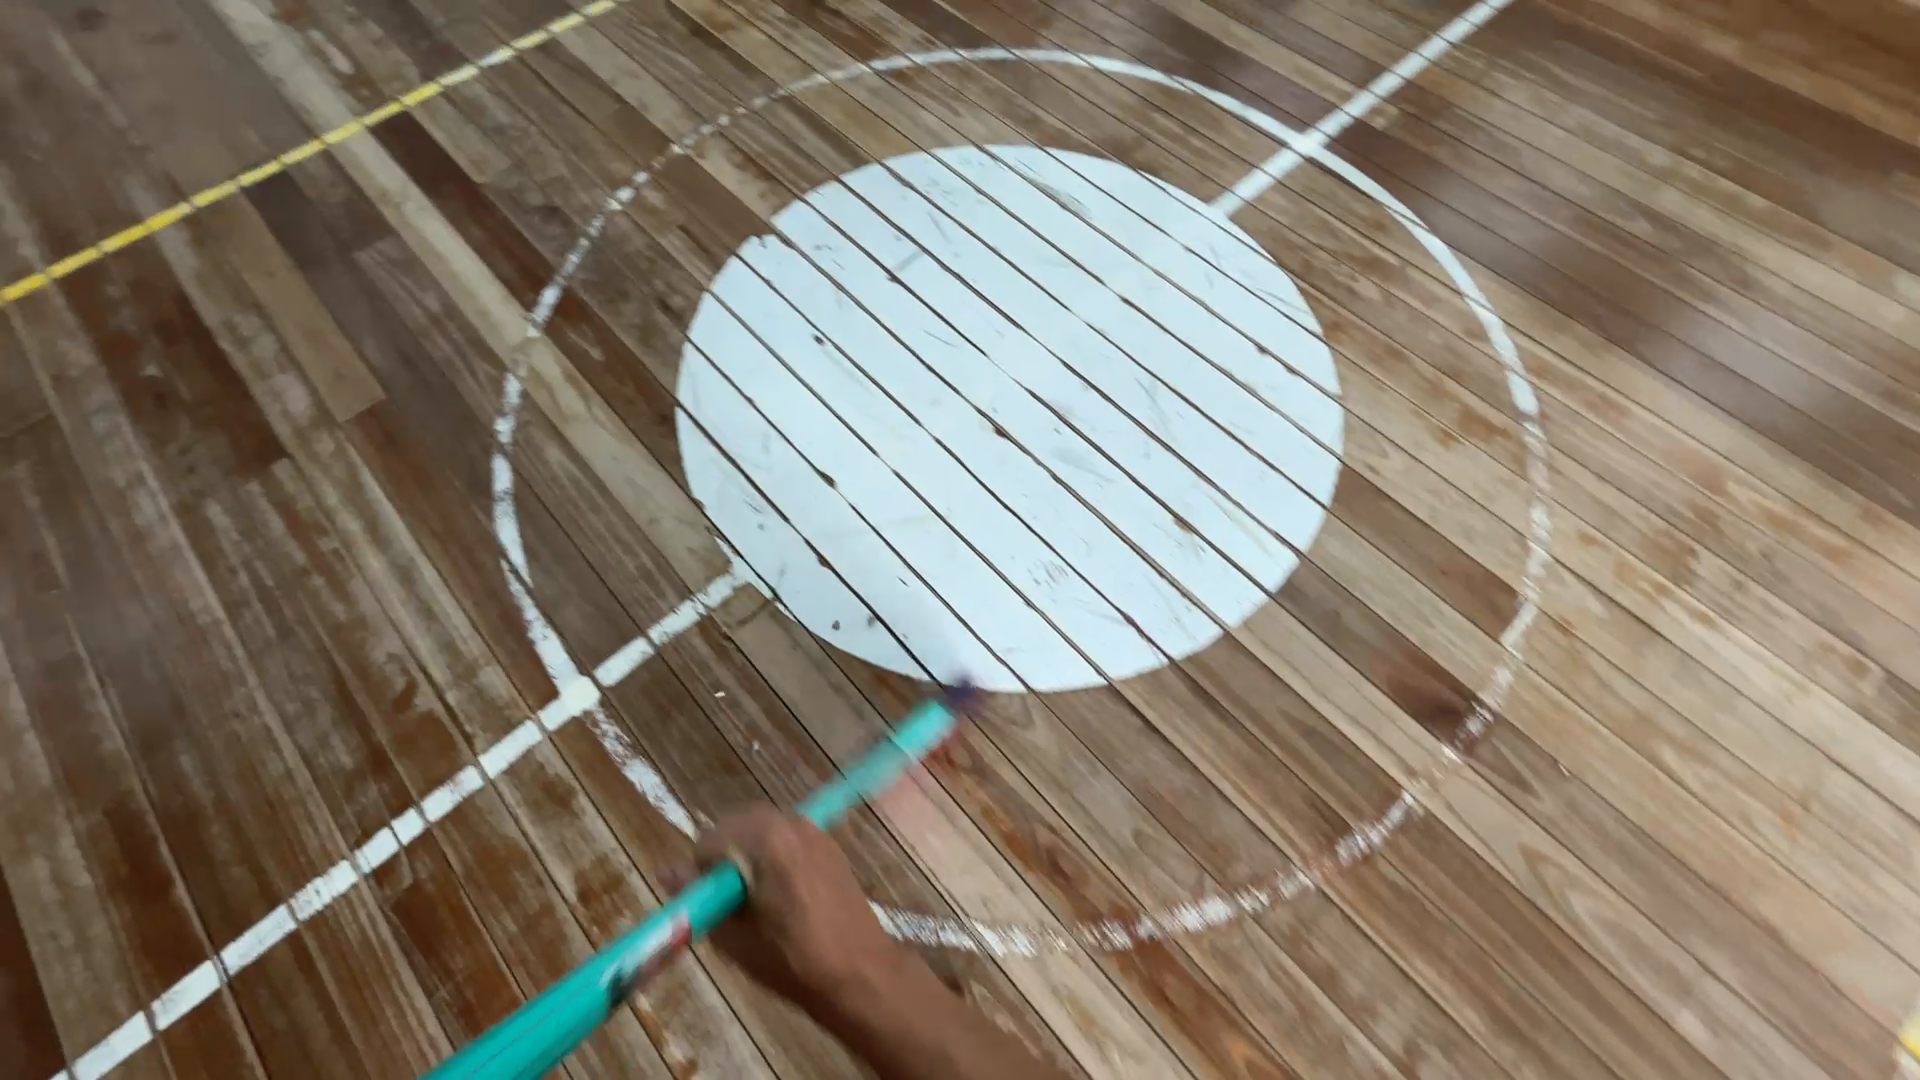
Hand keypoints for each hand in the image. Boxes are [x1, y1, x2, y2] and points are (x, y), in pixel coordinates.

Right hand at [662, 805, 906, 1012]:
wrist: (859, 970)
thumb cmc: (792, 960)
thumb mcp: (734, 937)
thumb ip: (700, 898)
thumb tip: (666, 871)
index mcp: (768, 840)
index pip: (712, 838)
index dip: (700, 869)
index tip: (705, 901)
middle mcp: (792, 823)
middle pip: (739, 823)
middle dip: (723, 853)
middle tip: (722, 897)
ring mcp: (815, 830)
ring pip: (764, 826)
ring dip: (747, 850)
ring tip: (748, 895)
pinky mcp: (829, 843)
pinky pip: (788, 834)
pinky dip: (772, 850)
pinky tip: (777, 889)